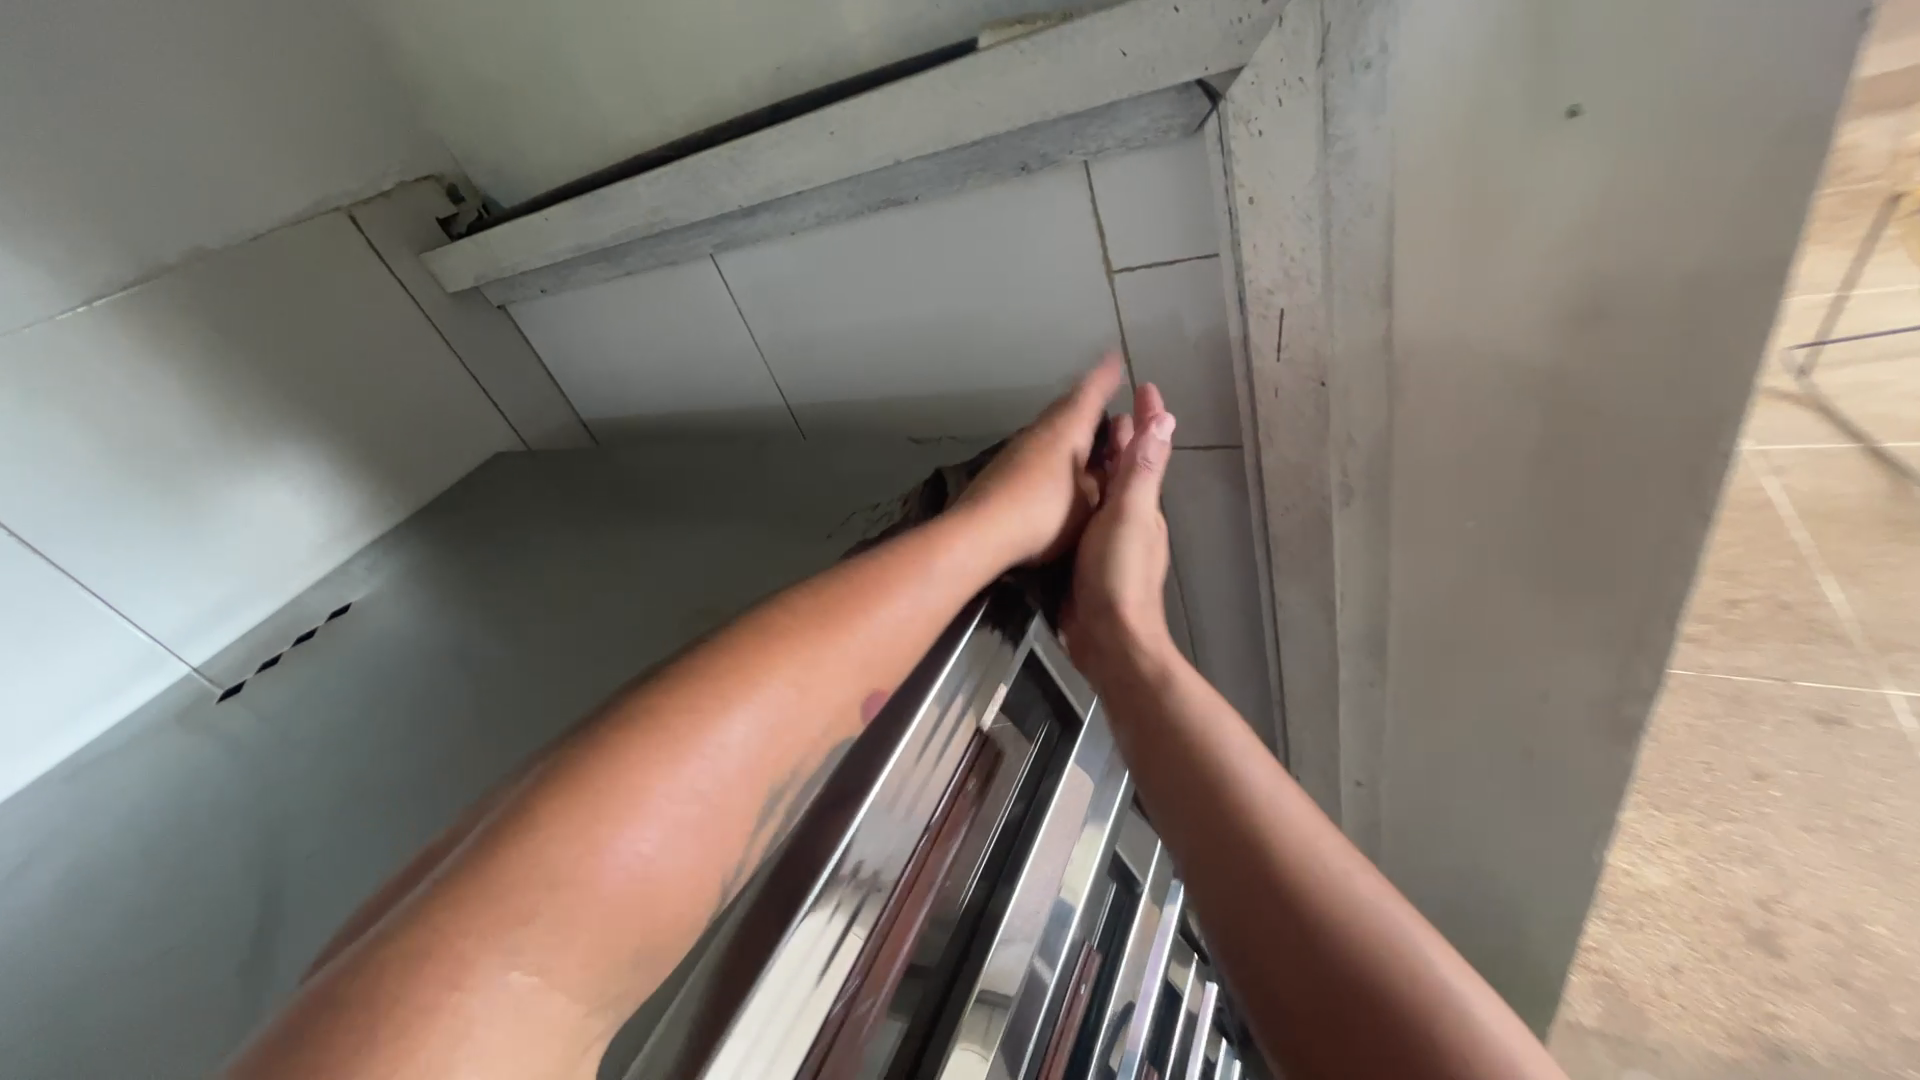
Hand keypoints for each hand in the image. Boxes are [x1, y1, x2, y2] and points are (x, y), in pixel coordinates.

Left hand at [956, 354, 1126, 566]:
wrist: (981, 531)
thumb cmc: (1045, 513)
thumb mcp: (1089, 503)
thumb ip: (1100, 481)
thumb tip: (1103, 467)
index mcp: (1069, 429)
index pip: (1091, 392)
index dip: (1106, 376)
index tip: (1115, 357)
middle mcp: (1042, 429)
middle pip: (1067, 407)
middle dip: (1087, 403)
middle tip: (1104, 405)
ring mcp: (1017, 446)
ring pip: (1050, 428)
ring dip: (1068, 428)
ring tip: (1085, 440)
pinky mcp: (1002, 467)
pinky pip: (1036, 448)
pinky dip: (1052, 450)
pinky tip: (1056, 468)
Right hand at [1063, 381, 1178, 685]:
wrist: (1107, 639)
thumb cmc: (1118, 575)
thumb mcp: (1129, 517)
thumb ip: (1142, 471)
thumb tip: (1165, 421)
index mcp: (1142, 505)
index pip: (1147, 451)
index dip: (1148, 419)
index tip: (1146, 387)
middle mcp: (1129, 519)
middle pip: (1127, 469)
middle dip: (1123, 439)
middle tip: (1108, 410)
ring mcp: (1109, 542)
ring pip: (1105, 493)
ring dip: (1100, 467)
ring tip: (1082, 444)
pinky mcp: (1087, 561)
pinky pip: (1085, 517)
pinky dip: (1080, 496)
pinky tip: (1062, 497)